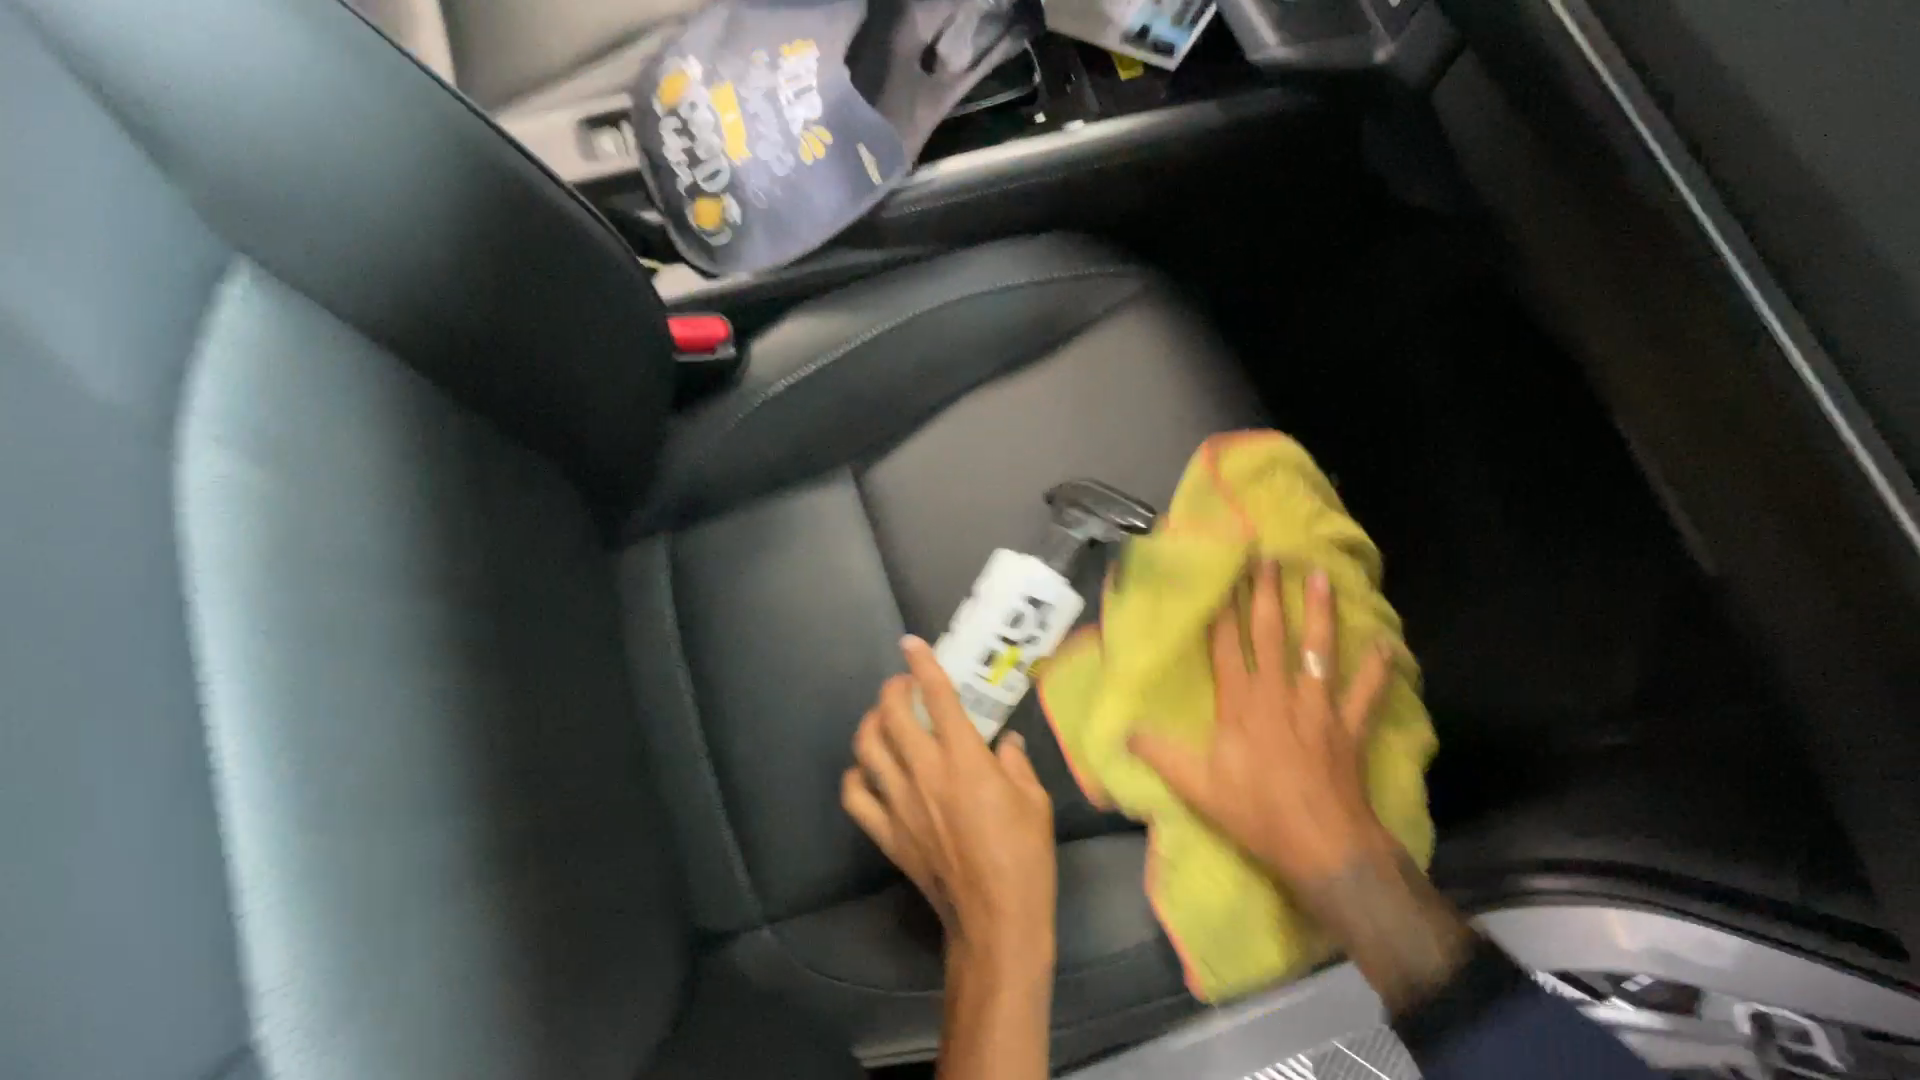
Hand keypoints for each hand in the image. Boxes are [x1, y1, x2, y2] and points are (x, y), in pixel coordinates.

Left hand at [843, 636, 1056, 973]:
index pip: (938, 697)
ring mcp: (899, 804)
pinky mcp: (887, 834)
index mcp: (965, 760)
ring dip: (871, 724)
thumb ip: (1016, 763)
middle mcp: (925, 772)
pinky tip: (867, 770)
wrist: (996, 917)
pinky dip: (856, 775)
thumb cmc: (1024, 856)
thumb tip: (1004, 744)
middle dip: (892, 690)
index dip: (922, 664)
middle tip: (903, 686)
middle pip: (892, 715)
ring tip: (884, 720)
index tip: (912, 644)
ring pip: (867, 748)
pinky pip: (856, 797)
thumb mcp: (1035, 801)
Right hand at [1132, 562, 1472, 1011]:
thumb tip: (1123, 732)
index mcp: (1240, 707)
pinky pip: (1366, 693)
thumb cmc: (1256, 814)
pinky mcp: (1349, 728)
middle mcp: (1278, 696)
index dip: (1224, 611)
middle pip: (1272, 636)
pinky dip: (1377, 669)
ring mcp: (1318, 709)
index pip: (1227, 648)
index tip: (1223, 576)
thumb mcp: (1197, 790)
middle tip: (1270, 558)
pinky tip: (1385, 643)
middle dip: (1268, 595)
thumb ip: (1161, 756)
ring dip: (1320, 612)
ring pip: (1318, 651)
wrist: (1322, 848)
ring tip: (1321, 576)